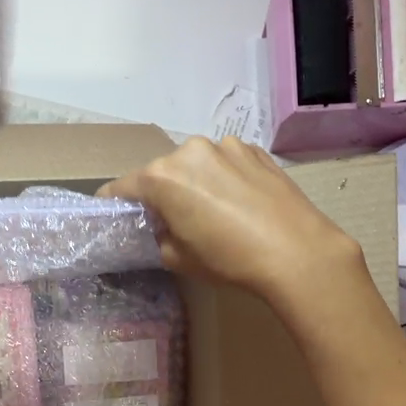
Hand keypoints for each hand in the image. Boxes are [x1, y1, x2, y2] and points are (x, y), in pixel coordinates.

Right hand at [101, 136, 370, 320]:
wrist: (294, 250)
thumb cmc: (227, 258)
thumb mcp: (177, 258)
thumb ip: (157, 236)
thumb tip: (159, 228)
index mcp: (163, 177)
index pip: (122, 187)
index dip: (113, 204)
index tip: (111, 216)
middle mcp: (190, 151)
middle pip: (160, 172)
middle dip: (157, 195)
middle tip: (165, 223)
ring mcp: (226, 146)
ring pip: (194, 166)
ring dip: (191, 185)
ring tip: (206, 215)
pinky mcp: (254, 151)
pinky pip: (223, 164)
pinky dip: (219, 181)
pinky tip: (233, 206)